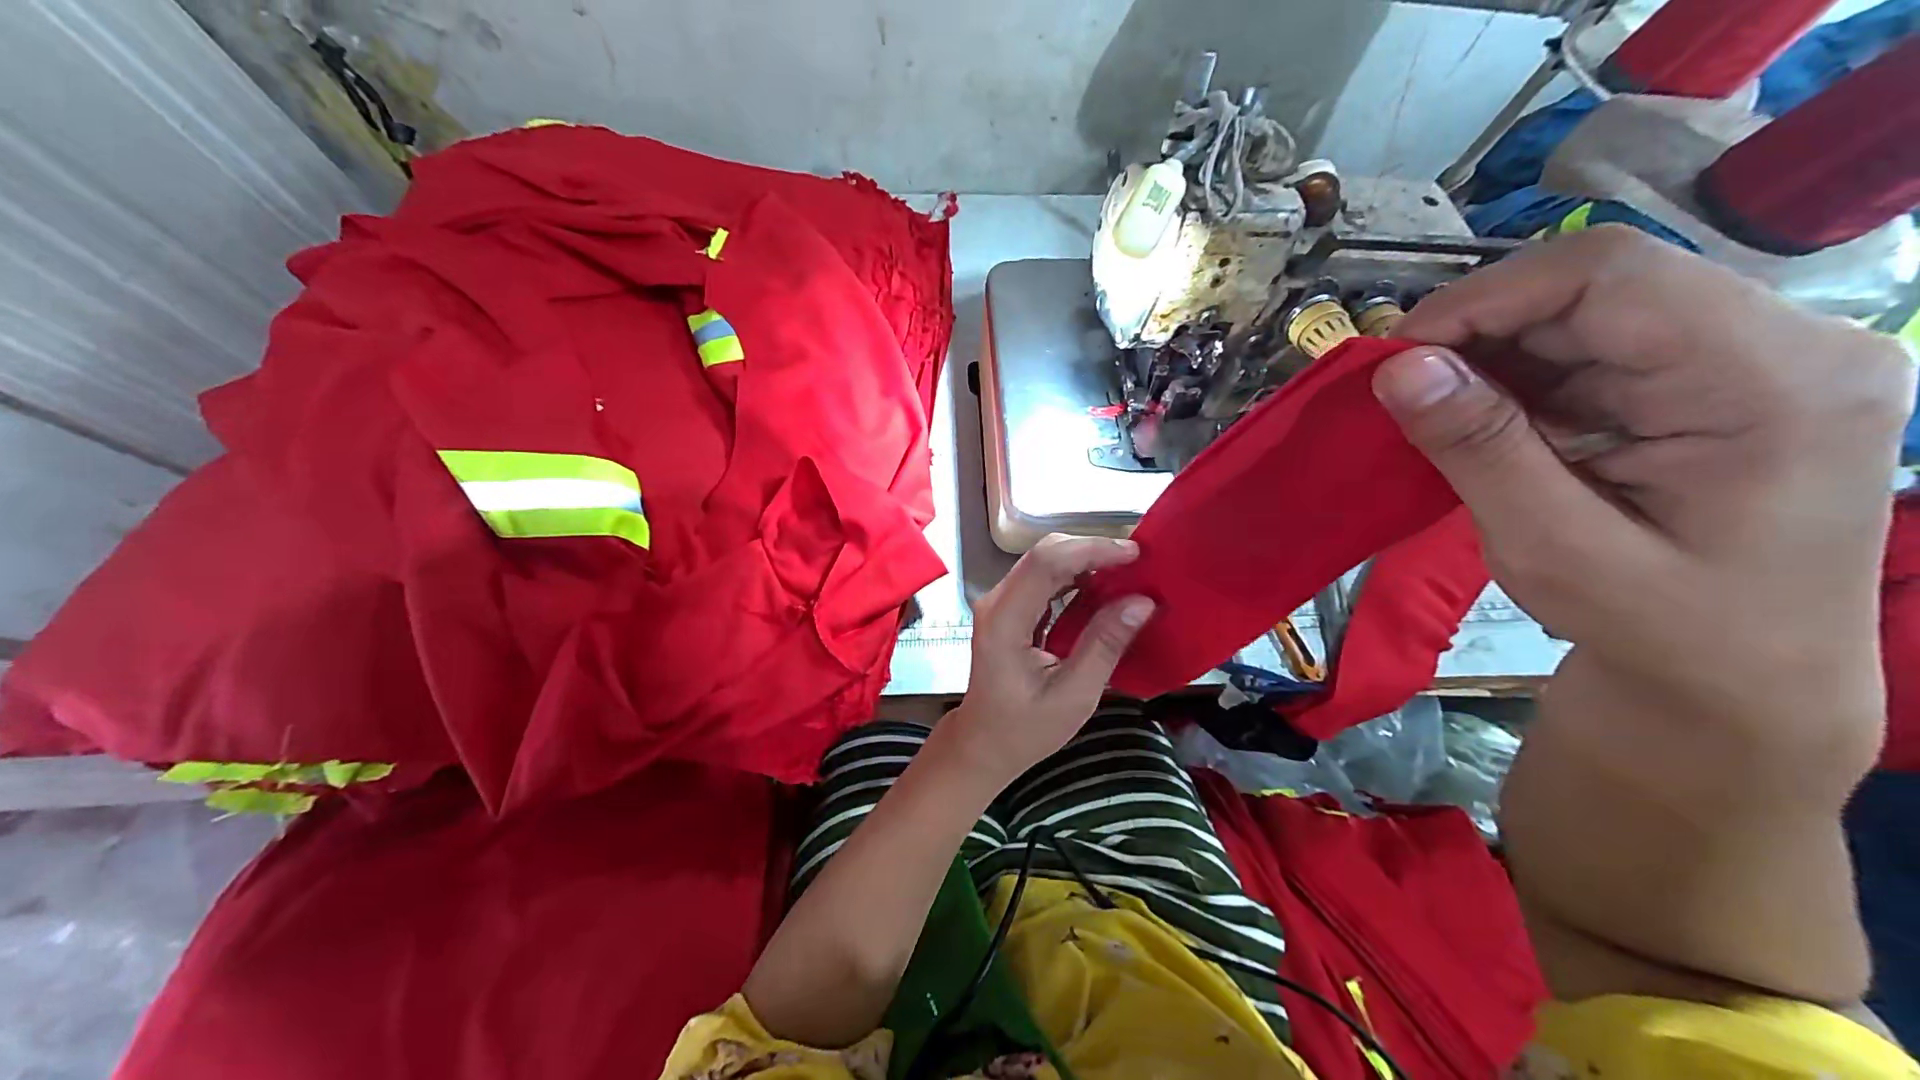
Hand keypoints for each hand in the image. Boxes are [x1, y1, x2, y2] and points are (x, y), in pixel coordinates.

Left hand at [937, 534, 1155, 786]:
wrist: (983, 743)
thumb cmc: (1023, 729)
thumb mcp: (1073, 695)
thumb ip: (1104, 645)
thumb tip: (1142, 602)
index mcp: (1004, 621)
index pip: (1046, 563)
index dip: (1091, 550)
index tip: (1134, 553)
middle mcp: (996, 602)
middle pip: (1043, 554)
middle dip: (1092, 550)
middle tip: (1137, 560)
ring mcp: (1000, 603)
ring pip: (1044, 562)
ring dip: (1086, 561)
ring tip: (1128, 571)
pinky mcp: (1009, 610)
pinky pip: (1043, 580)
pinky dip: (1076, 577)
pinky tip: (1104, 587)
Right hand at [1372, 226, 1912, 764]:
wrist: (1736, 686)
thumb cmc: (1659, 632)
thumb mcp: (1553, 550)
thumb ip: (1480, 450)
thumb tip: (1397, 365)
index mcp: (1776, 381)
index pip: (1610, 277)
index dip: (1483, 299)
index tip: (1394, 357)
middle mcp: (1787, 344)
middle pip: (1600, 286)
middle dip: (1482, 330)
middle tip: (1403, 391)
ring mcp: (1755, 358)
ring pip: (1589, 312)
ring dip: (1495, 357)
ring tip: (1441, 416)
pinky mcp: (1715, 379)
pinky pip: (1595, 347)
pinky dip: (1519, 378)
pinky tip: (1487, 422)